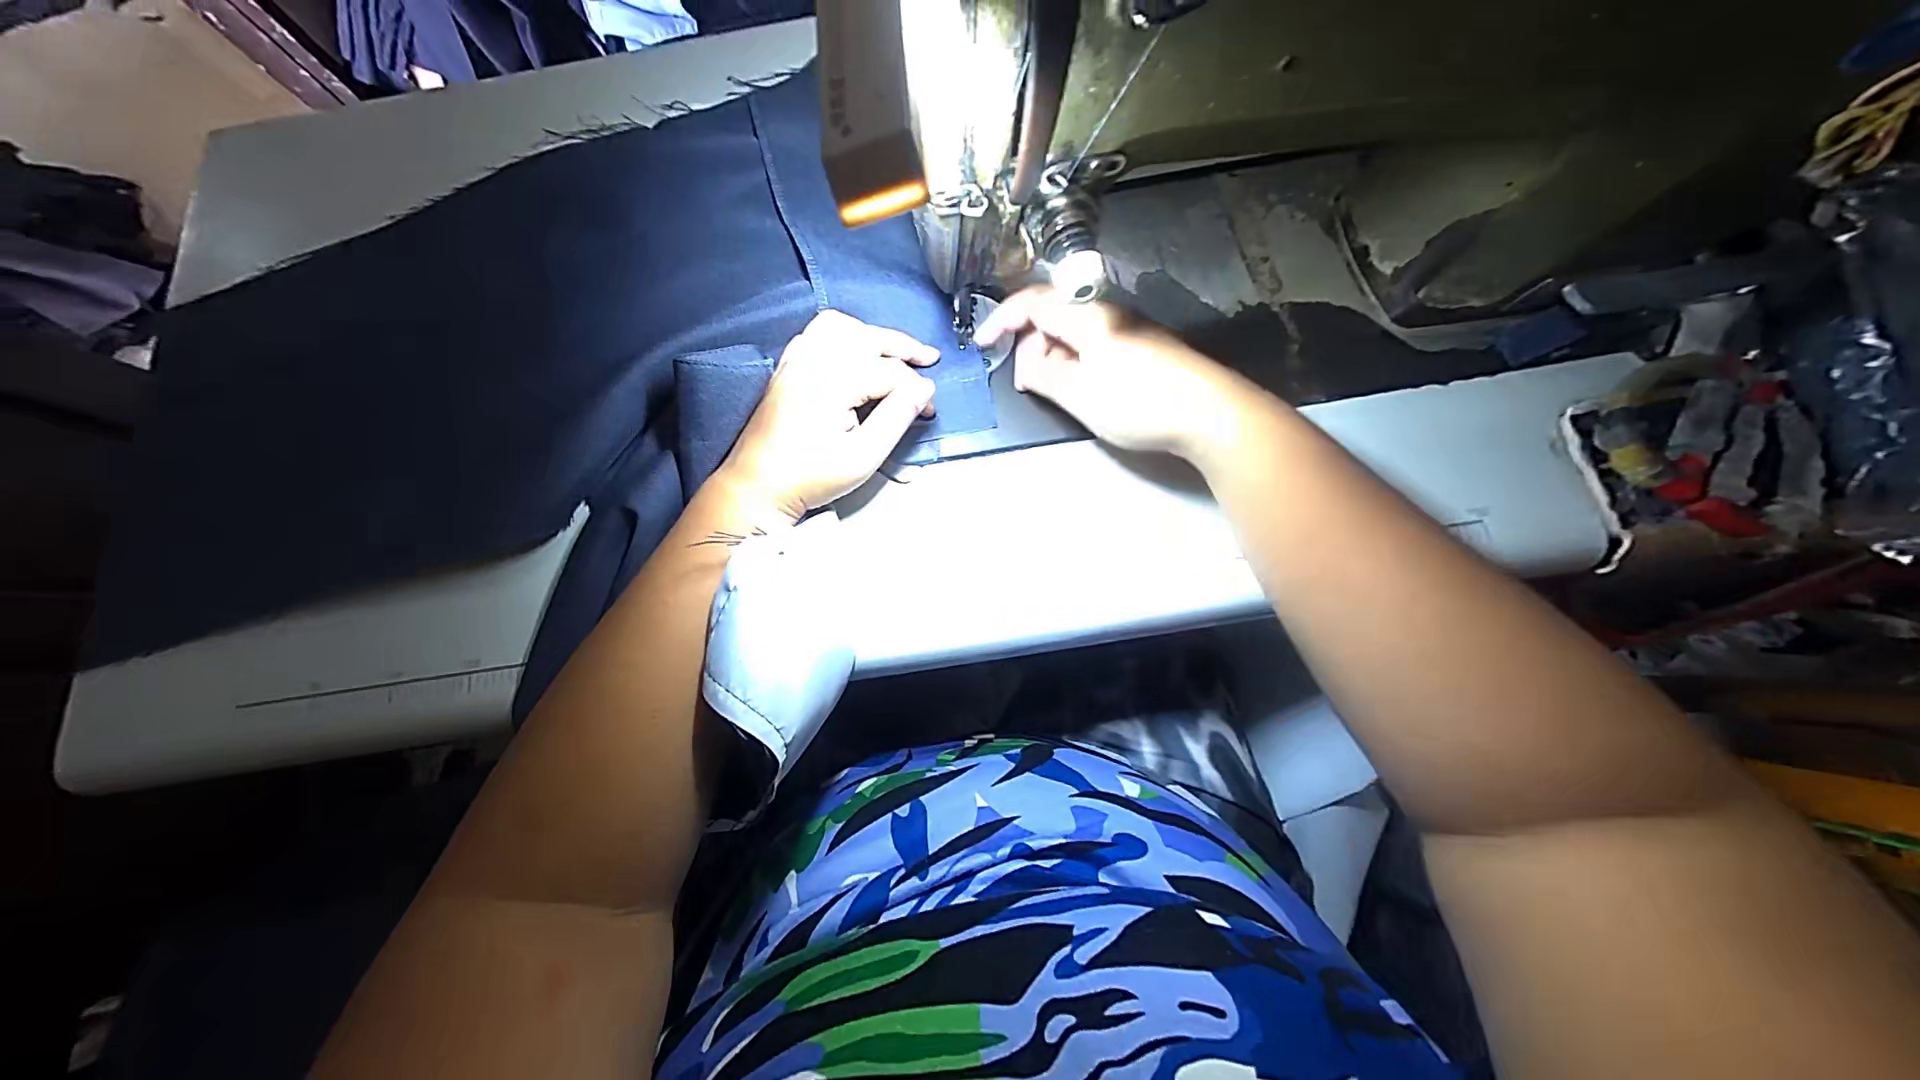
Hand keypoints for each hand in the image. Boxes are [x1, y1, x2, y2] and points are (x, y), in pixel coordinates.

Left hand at [716, 310, 939, 522]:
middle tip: (927, 358)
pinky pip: (815, 334)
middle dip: (903, 346)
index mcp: (834, 381)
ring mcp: (795, 362)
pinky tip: (852, 352)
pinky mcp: (786, 369)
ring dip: (870, 334)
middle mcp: (812, 362)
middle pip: (868, 337)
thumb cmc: (807, 477)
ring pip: (840, 326)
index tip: (928, 409)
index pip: (889, 371)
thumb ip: (897, 418)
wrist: (758, 485)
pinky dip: (841, 335)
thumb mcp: (864, 456)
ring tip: (892, 349)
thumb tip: (922, 391)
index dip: (916, 388)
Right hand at [976, 286, 1261, 462]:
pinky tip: (1081, 388)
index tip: (982, 343)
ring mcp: (1129, 329)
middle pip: (1054, 315)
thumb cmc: (1138, 402)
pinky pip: (1095, 344)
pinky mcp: (1143, 347)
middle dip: (1029, 343)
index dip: (1002, 320)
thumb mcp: (1079, 393)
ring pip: (1075, 332)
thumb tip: (1026, 364)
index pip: (1033, 303)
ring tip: (1050, 389)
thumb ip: (1043, 374)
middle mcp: (1108, 313)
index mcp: (1087, 316)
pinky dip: (1076, 361)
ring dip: (1053, 356)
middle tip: (1025, 381)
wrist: (1210, 413)